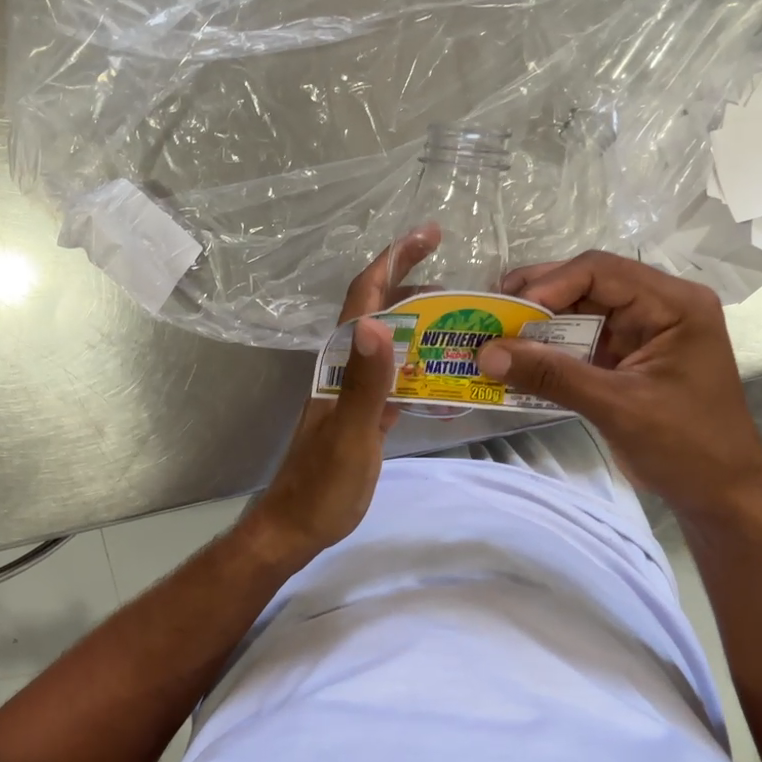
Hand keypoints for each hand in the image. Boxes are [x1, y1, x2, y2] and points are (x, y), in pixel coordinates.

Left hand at [237, 228, 438, 562]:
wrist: (297, 527)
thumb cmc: (321, 485)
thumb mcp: (350, 434)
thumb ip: (365, 382)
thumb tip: (379, 323)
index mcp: (339, 365)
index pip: (366, 299)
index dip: (393, 261)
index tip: (429, 234)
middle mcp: (345, 371)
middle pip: (380, 313)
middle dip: (413, 282)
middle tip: (457, 269)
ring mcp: (355, 395)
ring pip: (390, 345)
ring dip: (421, 323)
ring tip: (463, 314)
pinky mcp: (365, 419)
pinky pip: (397, 380)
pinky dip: (420, 367)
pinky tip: (444, 370)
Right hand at [475, 251, 761, 520]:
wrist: (722, 495)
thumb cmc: (686, 446)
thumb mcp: (617, 407)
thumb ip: (552, 376)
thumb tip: (487, 353)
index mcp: (674, 304)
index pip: (601, 271)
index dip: (549, 285)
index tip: (508, 313)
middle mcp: (661, 308)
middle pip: (588, 286)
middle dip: (537, 301)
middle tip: (490, 315)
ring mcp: (645, 335)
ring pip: (581, 314)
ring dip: (538, 327)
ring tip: (494, 338)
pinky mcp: (629, 361)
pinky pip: (582, 344)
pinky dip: (550, 352)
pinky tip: (517, 362)